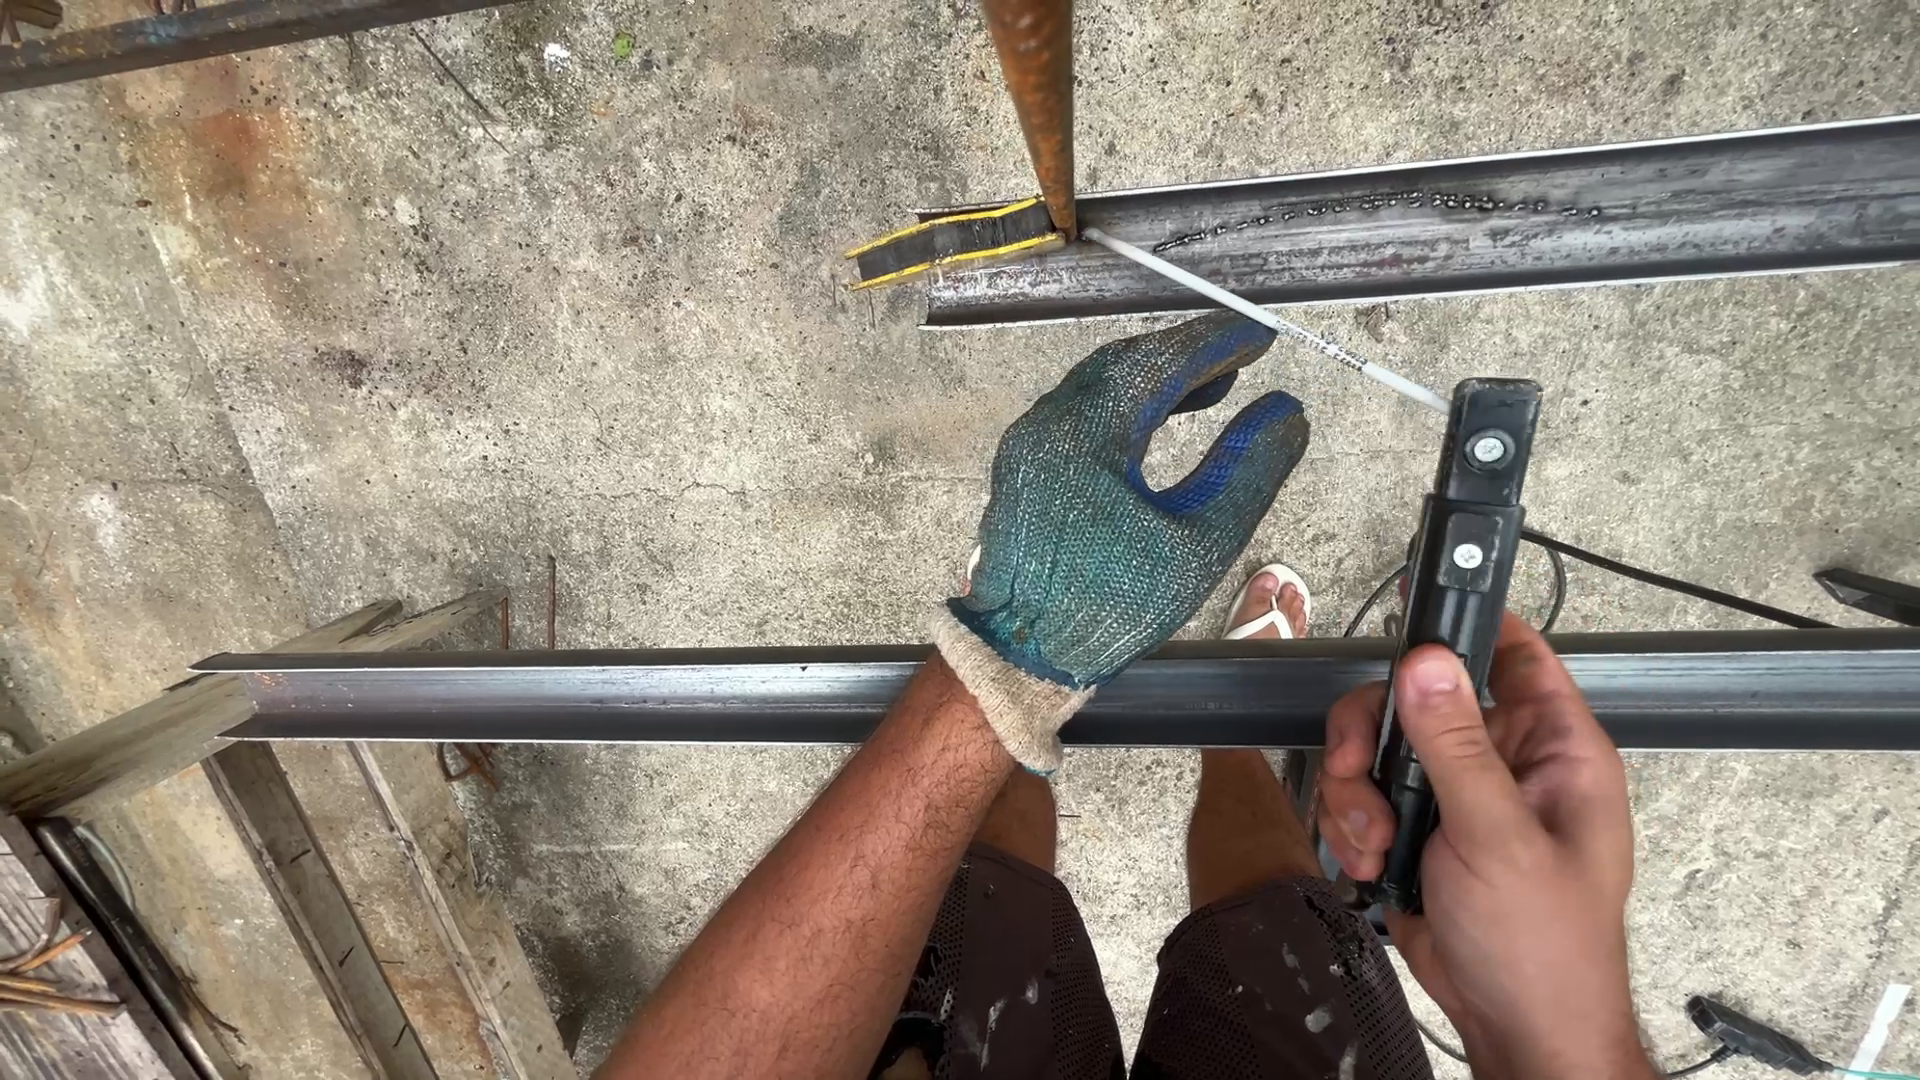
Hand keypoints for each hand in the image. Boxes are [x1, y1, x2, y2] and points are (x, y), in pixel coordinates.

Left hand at [932, 312, 1309, 770]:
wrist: (1022, 648)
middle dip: (1185, 356)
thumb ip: (1248, 470)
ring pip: (1098, 387)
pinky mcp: (1023, 463)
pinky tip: (1154, 421)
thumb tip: (1287, 413)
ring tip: (1211, 387)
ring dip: (1155, 380)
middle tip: (1239, 358)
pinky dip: (1123, 407)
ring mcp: (1028, 441)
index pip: (1159, 362)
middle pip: (1125, 364)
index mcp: (1085, 433)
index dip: (1215, 344)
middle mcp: (1047, 423)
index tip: (1259, 337)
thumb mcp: (1199, 542)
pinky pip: (1078, 414)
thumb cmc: (1112, 603)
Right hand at [1317, 614, 1652, 1079]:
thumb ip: (1457, 747)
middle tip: (1361, 777)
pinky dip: (1348, 824)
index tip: (1414, 595)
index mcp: (1548, 748)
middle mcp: (1494, 756)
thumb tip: (1427, 660)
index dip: (1467, 619)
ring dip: (1353, 795)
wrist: (1507, 1023)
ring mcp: (1447, 788)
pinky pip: (1355, 789)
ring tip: (1373, 846)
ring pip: (1369, 745)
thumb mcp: (1497, 837)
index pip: (1513, 654)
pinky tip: (1370, 864)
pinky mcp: (1408, 818)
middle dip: (1369, 739)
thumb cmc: (1537, 939)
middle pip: (1408, 697)